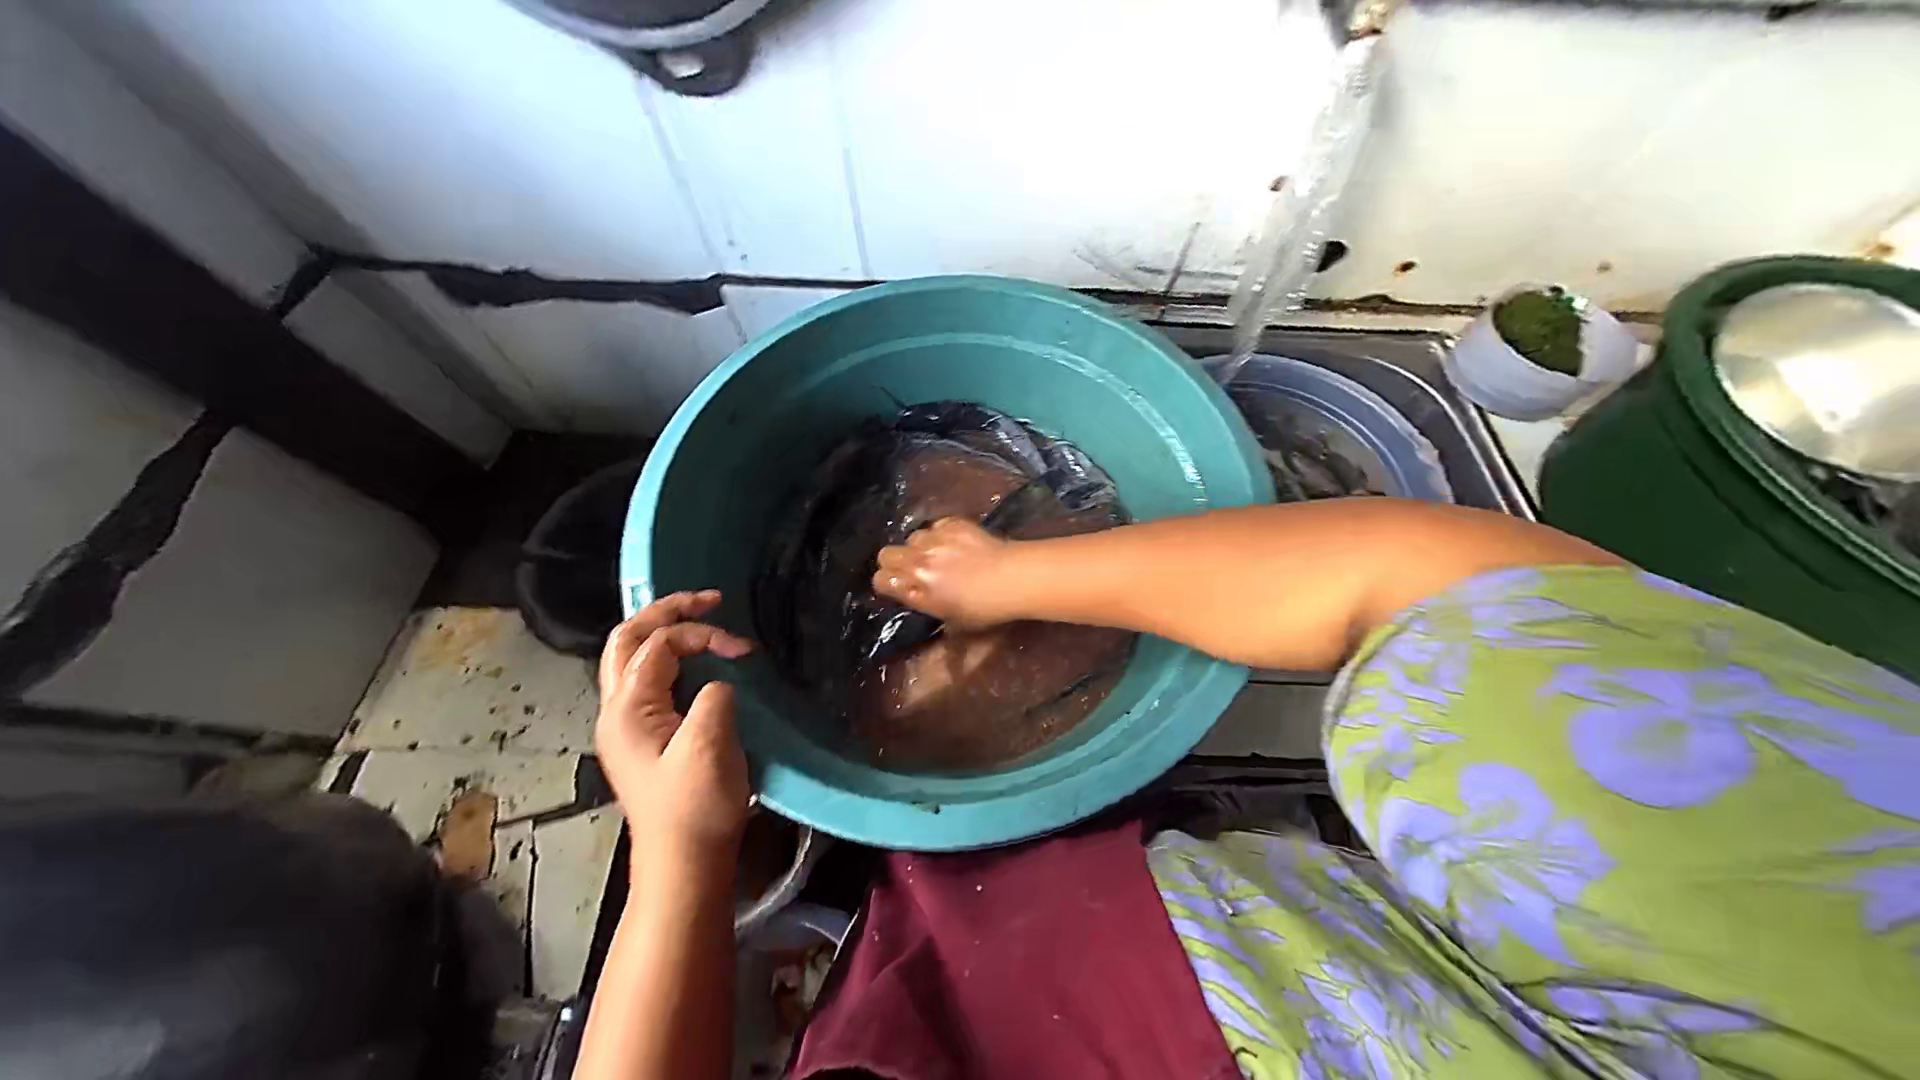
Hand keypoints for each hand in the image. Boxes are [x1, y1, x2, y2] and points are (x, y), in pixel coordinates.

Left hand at [596, 591, 754, 863]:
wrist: (684, 861)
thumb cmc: (696, 806)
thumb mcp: (710, 745)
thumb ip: (715, 696)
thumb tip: (719, 683)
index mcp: (627, 709)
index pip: (659, 644)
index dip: (703, 634)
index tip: (743, 651)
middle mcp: (617, 709)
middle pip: (628, 638)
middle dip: (666, 610)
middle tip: (708, 599)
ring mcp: (627, 723)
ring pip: (632, 656)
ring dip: (664, 629)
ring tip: (701, 616)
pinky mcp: (644, 735)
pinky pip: (648, 677)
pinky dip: (670, 655)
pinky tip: (695, 658)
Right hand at [872, 517, 1025, 627]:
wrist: (1014, 578)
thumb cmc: (985, 608)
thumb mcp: (952, 619)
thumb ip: (926, 605)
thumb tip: (918, 598)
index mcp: (917, 587)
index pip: (881, 579)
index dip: (887, 583)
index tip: (897, 586)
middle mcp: (920, 560)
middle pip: (886, 553)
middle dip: (895, 561)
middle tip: (913, 569)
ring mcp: (936, 538)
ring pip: (913, 537)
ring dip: (920, 546)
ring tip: (939, 554)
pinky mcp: (953, 523)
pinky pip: (936, 525)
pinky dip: (942, 534)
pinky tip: (957, 543)